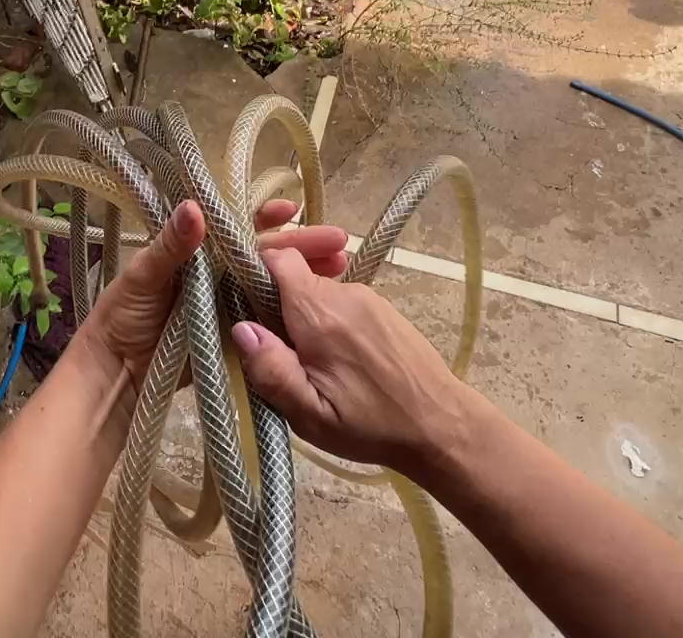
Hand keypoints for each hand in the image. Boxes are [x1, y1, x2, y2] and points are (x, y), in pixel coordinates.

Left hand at [79, 198, 349, 382]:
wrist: (116, 375)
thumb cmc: (124, 318)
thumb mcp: (143, 278)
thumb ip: (170, 246)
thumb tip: (195, 207)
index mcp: (196, 253)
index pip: (236, 228)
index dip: (266, 218)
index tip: (294, 209)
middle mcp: (216, 275)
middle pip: (265, 258)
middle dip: (303, 248)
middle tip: (339, 243)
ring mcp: (227, 306)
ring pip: (272, 288)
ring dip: (306, 279)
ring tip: (343, 273)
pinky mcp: (234, 337)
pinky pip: (267, 321)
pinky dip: (293, 316)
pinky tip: (321, 315)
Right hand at [231, 249, 472, 477]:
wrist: (442, 425)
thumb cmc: (371, 425)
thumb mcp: (311, 414)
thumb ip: (272, 370)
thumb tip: (241, 328)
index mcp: (318, 312)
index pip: (276, 257)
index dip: (254, 272)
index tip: (244, 303)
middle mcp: (342, 292)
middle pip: (294, 276)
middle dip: (276, 305)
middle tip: (278, 350)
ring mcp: (366, 295)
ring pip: (317, 292)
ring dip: (304, 318)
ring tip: (313, 364)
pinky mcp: (382, 307)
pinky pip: (340, 302)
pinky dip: (328, 322)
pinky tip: (340, 360)